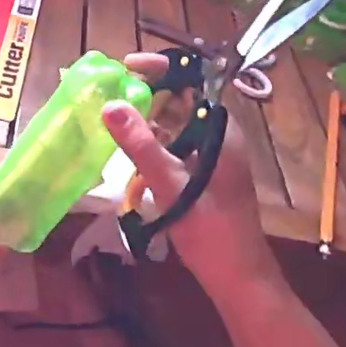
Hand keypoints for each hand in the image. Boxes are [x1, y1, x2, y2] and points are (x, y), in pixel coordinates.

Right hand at [105, 53, 280, 300]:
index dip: (163, 67)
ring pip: (173, 122)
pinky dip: (146, 139)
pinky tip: (122, 146)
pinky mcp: (197, 174)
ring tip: (107, 112)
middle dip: (145, 89)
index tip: (126, 66)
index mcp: (220, 132)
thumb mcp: (171, 184)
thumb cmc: (212, 230)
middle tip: (107, 89)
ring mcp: (207, 157)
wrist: (238, 280)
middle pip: (180, 99)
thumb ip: (141, 144)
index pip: (195, 81)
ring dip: (142, 114)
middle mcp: (216, 138)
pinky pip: (169, 144)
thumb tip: (110, 105)